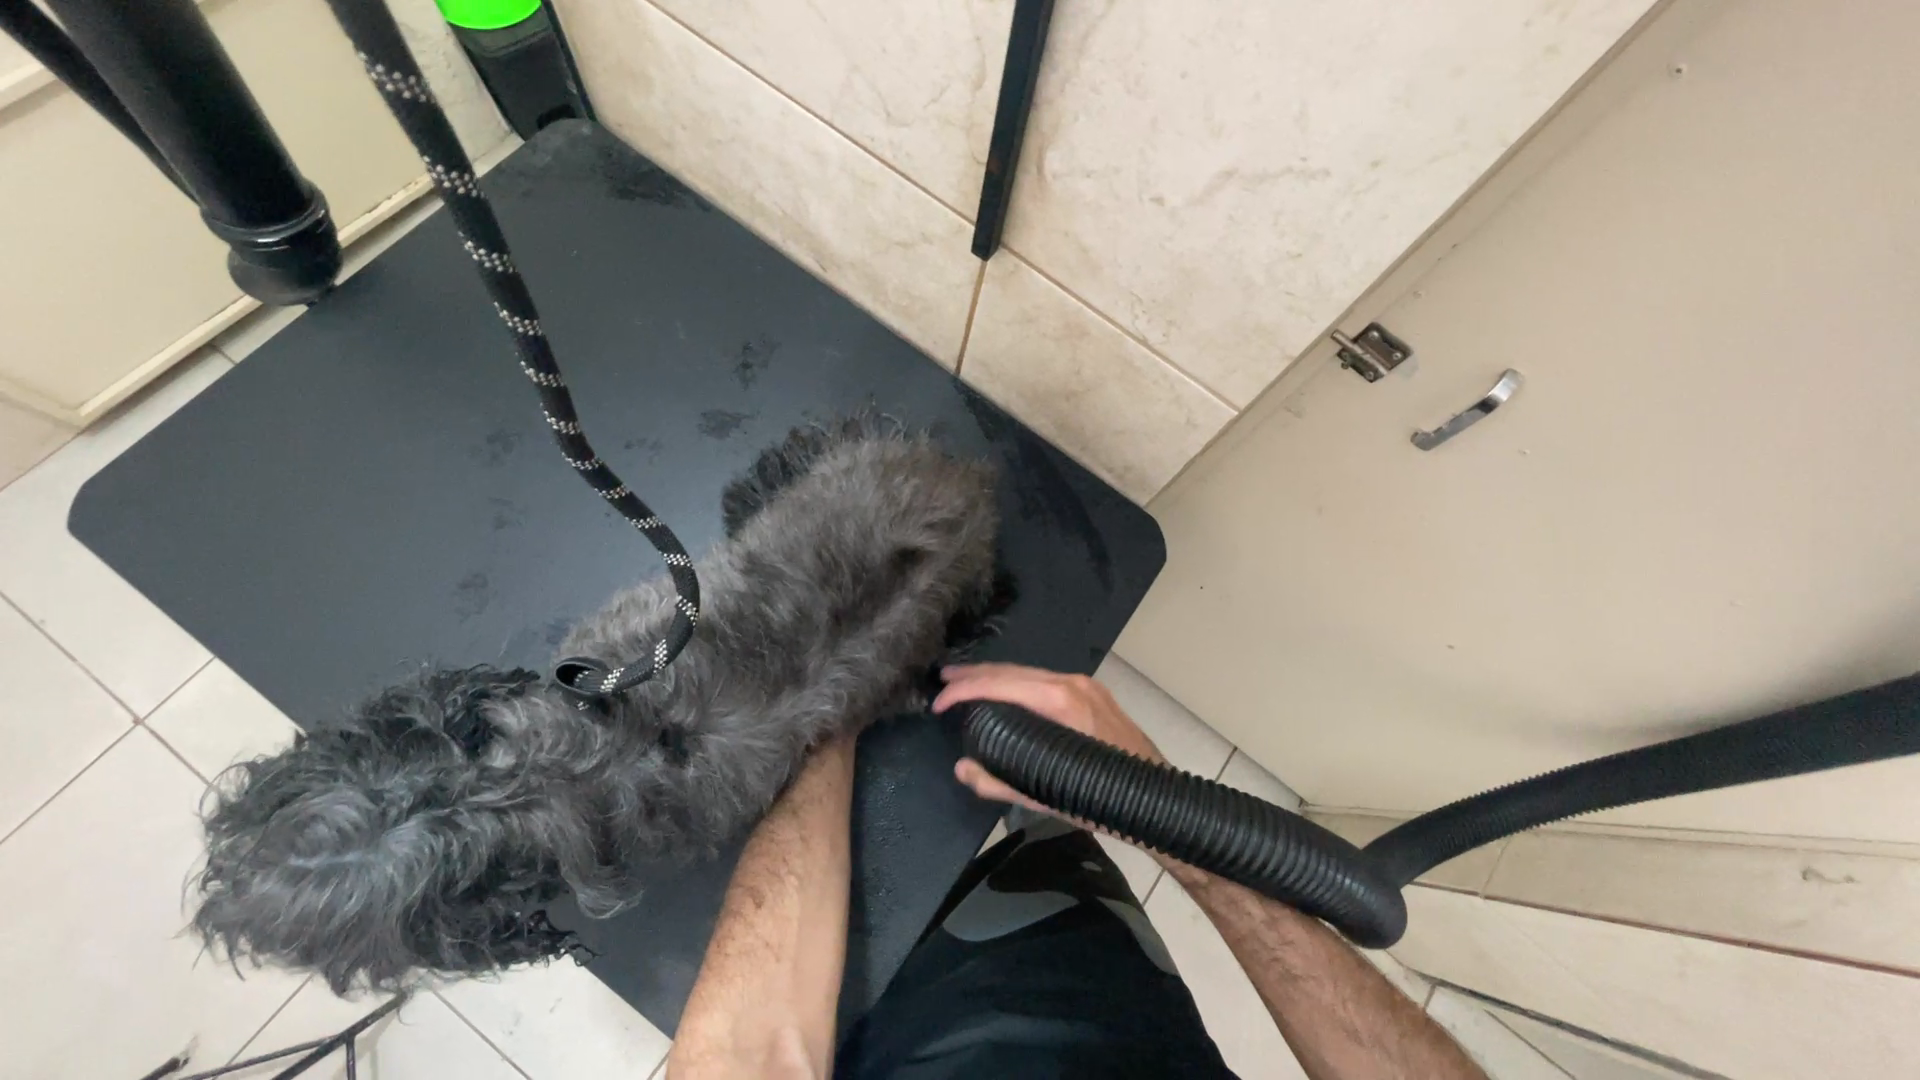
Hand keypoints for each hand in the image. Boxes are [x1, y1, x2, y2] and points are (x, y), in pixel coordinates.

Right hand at [933, 663, 1163, 815]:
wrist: (1163, 801)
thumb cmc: (1106, 800)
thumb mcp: (1049, 798)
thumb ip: (1000, 782)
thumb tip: (961, 767)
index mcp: (1062, 701)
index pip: (1002, 684)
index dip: (965, 691)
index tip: (939, 703)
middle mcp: (1074, 683)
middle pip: (1014, 671)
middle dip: (975, 675)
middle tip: (942, 682)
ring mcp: (1086, 686)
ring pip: (1030, 673)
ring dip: (996, 677)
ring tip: (965, 684)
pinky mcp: (1093, 693)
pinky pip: (1046, 681)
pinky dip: (1018, 684)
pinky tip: (1004, 692)